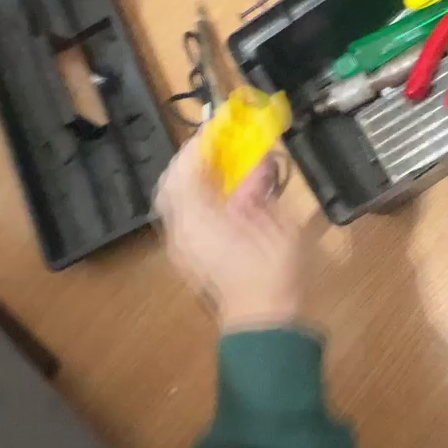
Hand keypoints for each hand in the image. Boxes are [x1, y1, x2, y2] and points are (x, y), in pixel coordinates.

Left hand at [155, 132, 301, 330]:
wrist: (264, 323)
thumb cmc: (272, 275)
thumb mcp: (275, 226)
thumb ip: (259, 191)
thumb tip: (257, 161)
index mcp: (197, 220)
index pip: (187, 170)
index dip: (202, 143)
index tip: (221, 124)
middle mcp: (180, 230)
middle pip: (172, 183)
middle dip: (192, 159)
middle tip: (218, 143)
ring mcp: (182, 245)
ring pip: (174, 199)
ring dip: (193, 176)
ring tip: (220, 164)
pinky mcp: (190, 255)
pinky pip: (184, 214)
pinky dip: (196, 195)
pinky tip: (221, 193)